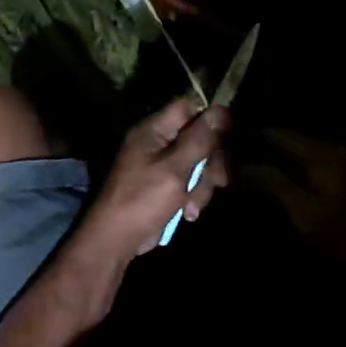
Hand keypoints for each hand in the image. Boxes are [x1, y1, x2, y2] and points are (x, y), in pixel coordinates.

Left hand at [76, 97, 229, 262]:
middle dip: (211, 162)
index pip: (187, 108)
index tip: (228, 138)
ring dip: (202, 186)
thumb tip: (221, 111)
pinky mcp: (164, 186)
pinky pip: (189, 183)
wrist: (117, 238)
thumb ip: (199, 140)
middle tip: (220, 180)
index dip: (210, 120)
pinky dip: (192, 197)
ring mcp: (160, 165)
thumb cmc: (142, 200)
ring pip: (198, 164)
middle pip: (198, 138)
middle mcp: (157, 143)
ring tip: (192, 206)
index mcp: (153, 131)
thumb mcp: (174, 168)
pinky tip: (188, 213)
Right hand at [244, 128, 345, 264]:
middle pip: (300, 139)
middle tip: (250, 155)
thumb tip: (244, 165)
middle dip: (275, 145)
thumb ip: (275, 185)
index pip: (281, 134)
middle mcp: (344, 146)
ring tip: (272, 166)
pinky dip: (313, 167)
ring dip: (295, 156)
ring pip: (317, 150)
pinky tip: (304, 180)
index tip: (236, 141)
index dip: (257, 135)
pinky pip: (332, 162)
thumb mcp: (307, 214)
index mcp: (324, 154)